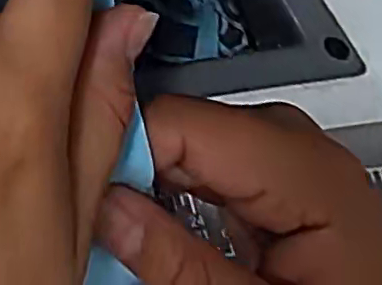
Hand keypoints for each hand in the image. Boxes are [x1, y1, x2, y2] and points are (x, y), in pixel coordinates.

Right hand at [93, 96, 381, 283]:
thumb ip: (183, 262)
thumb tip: (103, 205)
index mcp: (295, 159)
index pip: (170, 119)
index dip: (118, 152)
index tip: (87, 194)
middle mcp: (285, 136)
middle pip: (171, 125)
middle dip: (128, 165)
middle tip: (94, 212)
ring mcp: (278, 150)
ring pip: (178, 141)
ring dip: (143, 179)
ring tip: (115, 217)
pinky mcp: (271, 172)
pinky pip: (198, 161)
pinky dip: (168, 189)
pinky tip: (151, 218)